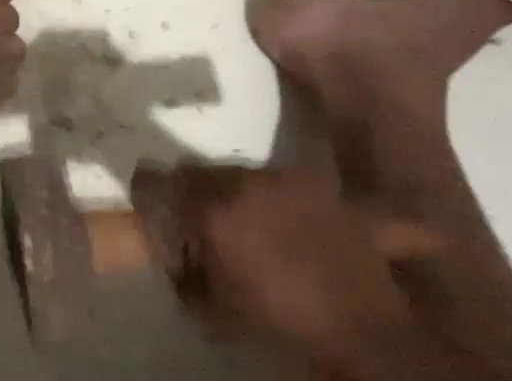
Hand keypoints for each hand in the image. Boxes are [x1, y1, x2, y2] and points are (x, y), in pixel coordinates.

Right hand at [159, 164, 414, 353]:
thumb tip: (171, 255)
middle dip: (198, 194)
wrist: (365, 338)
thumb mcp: (213, 309)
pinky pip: (296, 186)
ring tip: (253, 225)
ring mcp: (289, 181)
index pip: (154, 177)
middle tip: (205, 222)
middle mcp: (245, 182)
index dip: (146, 190)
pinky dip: (289, 199)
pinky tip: (294, 220)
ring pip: (246, 174)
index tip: (148, 204)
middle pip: (202, 172)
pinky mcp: (327, 192)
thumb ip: (182, 274)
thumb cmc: (279, 323)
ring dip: (242, 194)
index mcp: (211, 208)